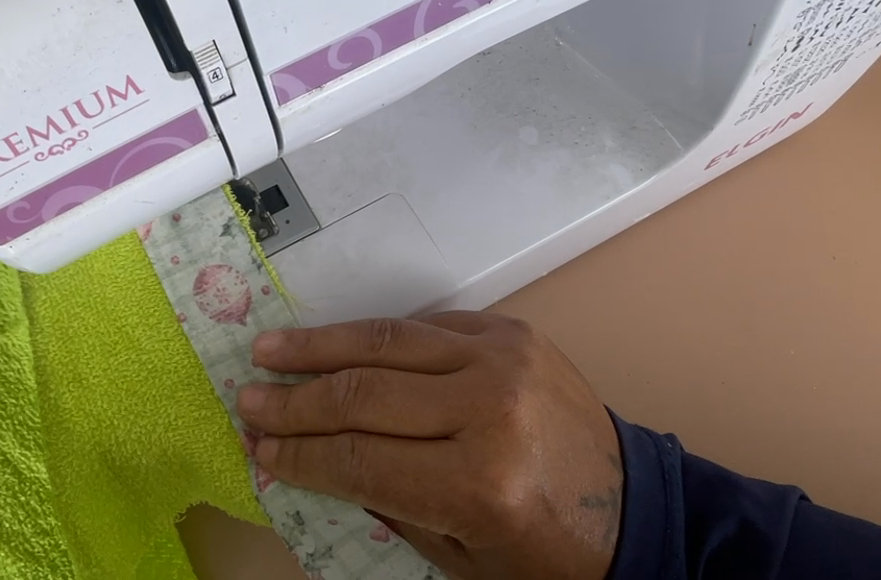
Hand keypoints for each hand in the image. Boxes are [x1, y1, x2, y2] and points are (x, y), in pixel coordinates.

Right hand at [237, 312, 622, 579]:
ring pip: (384, 340)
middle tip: (248, 397)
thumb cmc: (543, 549)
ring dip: (318, 346)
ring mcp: (499, 358)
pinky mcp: (508, 329)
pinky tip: (336, 344)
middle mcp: (487, 409)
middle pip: (362, 394)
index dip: (299, 454)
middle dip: (295, 400)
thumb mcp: (459, 555)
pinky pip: (423, 325)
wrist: (631, 506)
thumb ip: (382, 500)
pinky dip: (373, 337)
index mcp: (479, 482)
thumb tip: (305, 457)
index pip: (359, 459)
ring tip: (269, 350)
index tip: (258, 447)